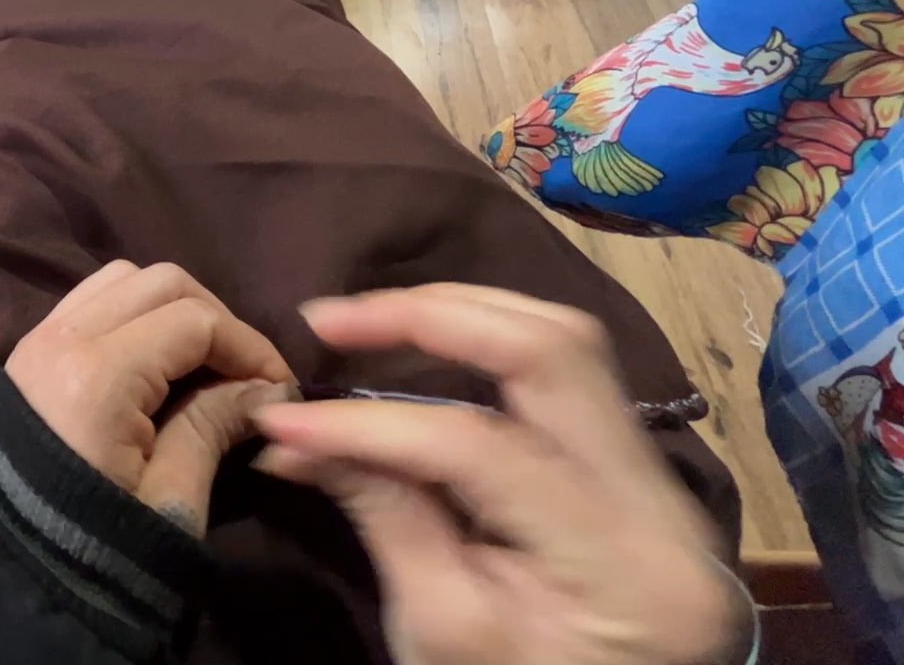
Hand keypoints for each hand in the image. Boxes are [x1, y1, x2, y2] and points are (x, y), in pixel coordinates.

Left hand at [6, 260, 293, 535]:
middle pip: (160, 281)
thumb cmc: (95, 542)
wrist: (8, 558)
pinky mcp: (31, 343)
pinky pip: (93, 296)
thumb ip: (214, 425)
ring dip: (171, 305)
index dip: (248, 346)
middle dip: (215, 317)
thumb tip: (266, 387)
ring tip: (200, 359)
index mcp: (99, 375)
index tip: (278, 386)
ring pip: (123, 277)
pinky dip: (133, 308)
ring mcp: (42, 332)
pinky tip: (154, 353)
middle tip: (243, 371)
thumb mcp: (170, 499)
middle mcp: (66, 335)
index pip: (194, 320)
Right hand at [255, 284, 749, 664]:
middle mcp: (659, 501)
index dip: (365, 423)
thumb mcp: (439, 628)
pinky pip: (556, 365)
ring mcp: (651, 476)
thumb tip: (287, 434)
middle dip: (424, 317)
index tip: (281, 418)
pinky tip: (419, 338)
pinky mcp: (625, 466)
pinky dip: (478, 334)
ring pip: (560, 338)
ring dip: (452, 312)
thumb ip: (379, 510)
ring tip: (366, 319)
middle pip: (551, 351)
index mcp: (621, 565)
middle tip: (329, 320)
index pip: (476, 448)